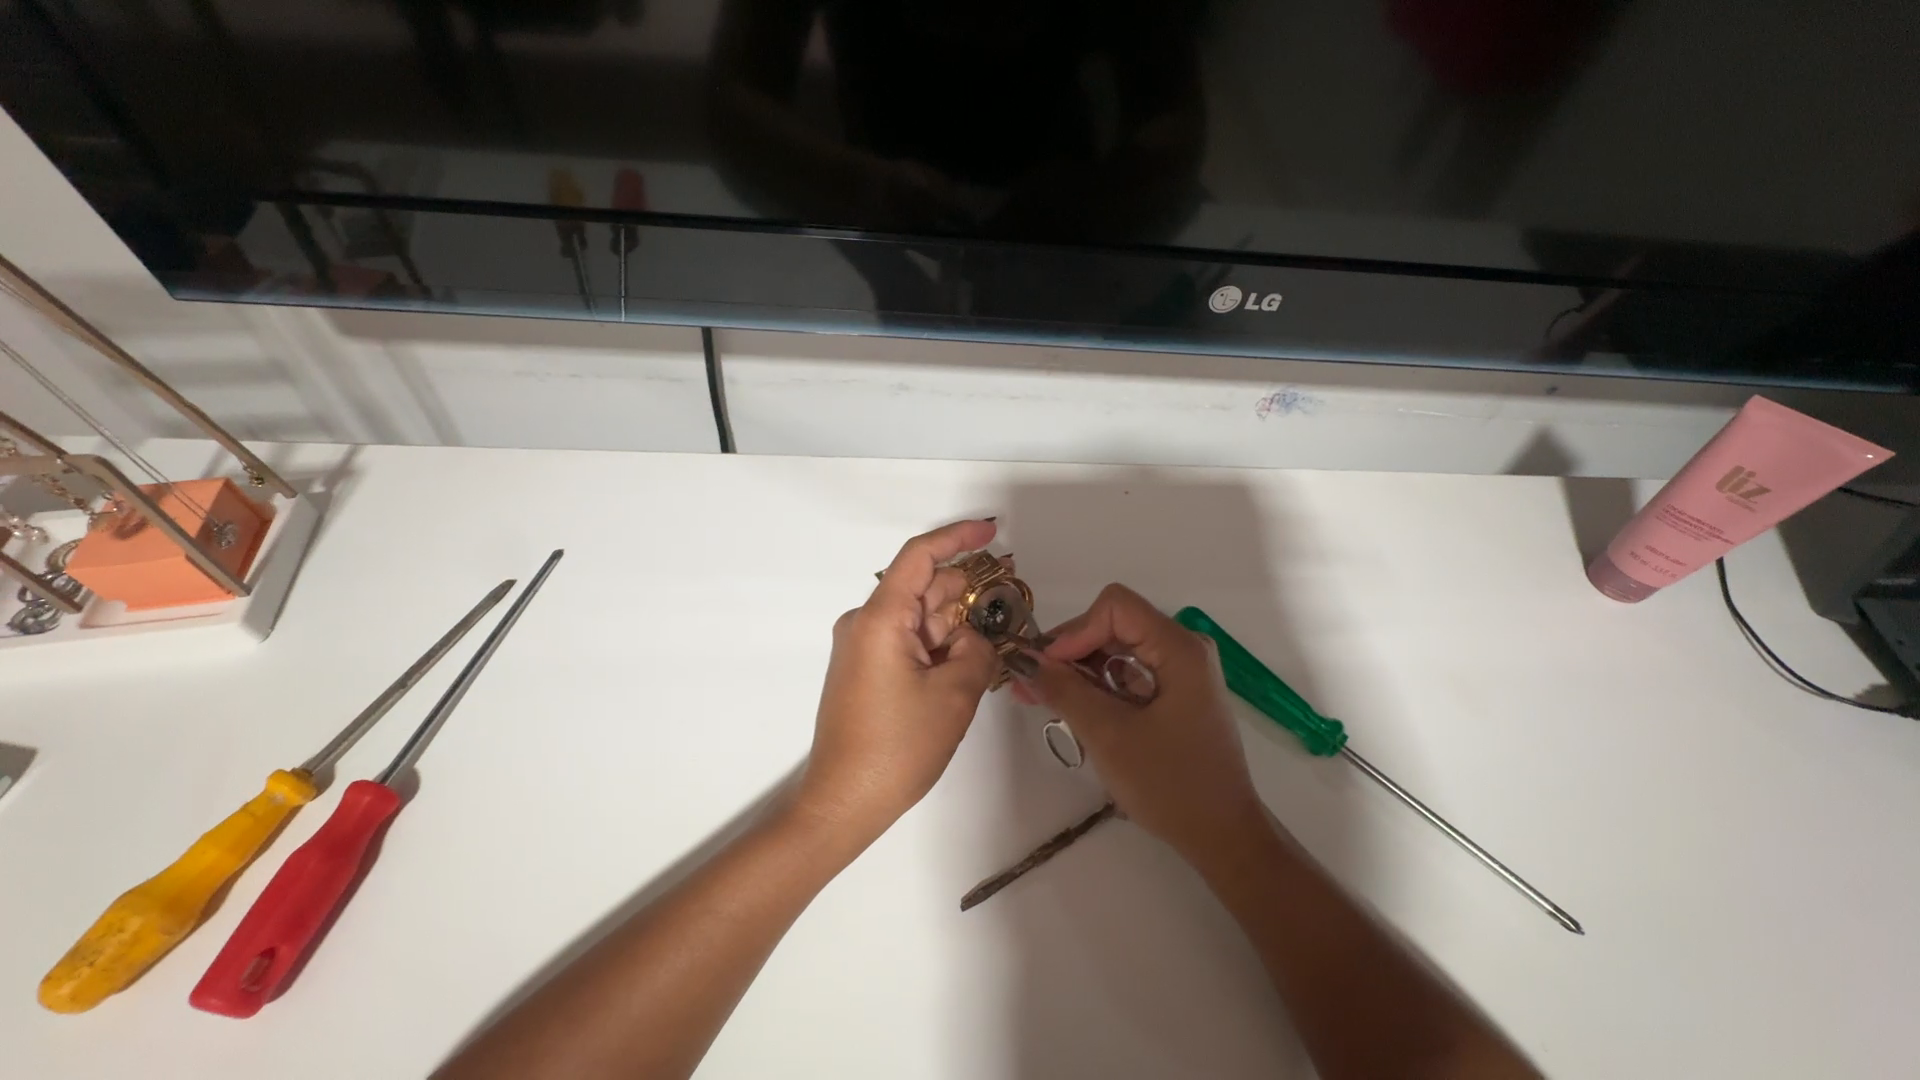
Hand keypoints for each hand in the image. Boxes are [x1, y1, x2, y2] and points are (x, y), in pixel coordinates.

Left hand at [794, 520, 1001, 845]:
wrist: (844, 802)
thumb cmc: (898, 748)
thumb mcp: (954, 696)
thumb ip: (976, 652)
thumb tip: (972, 640)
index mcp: (880, 619)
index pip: (919, 557)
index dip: (957, 538)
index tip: (991, 530)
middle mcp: (864, 624)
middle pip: (922, 589)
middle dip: (965, 594)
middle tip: (1007, 605)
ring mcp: (861, 649)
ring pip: (917, 619)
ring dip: (953, 626)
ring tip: (989, 646)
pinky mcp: (863, 671)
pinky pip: (907, 643)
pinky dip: (937, 647)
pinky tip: (964, 667)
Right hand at [1022, 584, 1266, 860]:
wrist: (1221, 835)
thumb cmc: (1170, 784)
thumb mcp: (1108, 735)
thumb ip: (1064, 690)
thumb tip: (1023, 659)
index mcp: (1179, 649)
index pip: (1115, 608)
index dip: (1074, 632)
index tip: (1046, 669)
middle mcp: (1184, 650)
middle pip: (1115, 625)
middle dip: (1070, 651)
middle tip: (1030, 683)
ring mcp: (1182, 673)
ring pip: (1118, 650)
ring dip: (1079, 671)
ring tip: (1041, 698)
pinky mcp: (1176, 696)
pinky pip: (1129, 674)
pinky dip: (1098, 687)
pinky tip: (1070, 709)